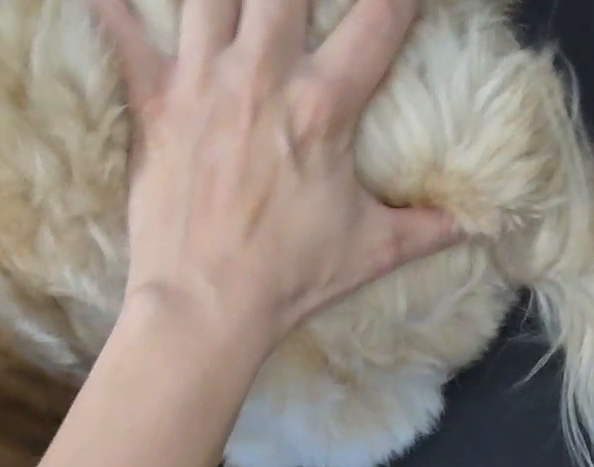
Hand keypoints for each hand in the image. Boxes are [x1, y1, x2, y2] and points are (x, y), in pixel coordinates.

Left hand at [90, 0, 462, 342]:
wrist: (205, 309)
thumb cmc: (290, 281)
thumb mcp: (372, 253)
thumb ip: (429, 229)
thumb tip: (478, 219)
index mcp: (323, 108)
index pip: (380, 17)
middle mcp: (262, 74)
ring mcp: (201, 81)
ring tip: (247, 2)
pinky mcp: (153, 102)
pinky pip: (123, 30)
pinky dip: (115, 6)